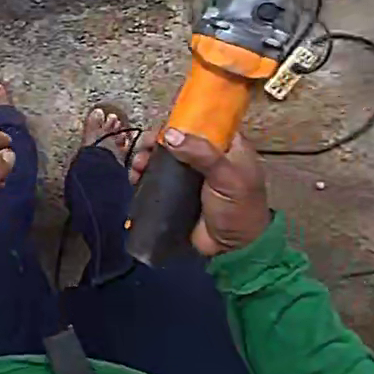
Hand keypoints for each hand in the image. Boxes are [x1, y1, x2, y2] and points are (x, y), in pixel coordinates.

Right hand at [130, 129, 269, 256]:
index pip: (199, 124)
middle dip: (154, 143)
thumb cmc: (238, 209)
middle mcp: (206, 156)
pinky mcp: (175, 191)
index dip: (178, 123)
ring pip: (161, 157)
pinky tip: (135, 178)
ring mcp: (189, 174)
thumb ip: (202, 153)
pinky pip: (155, 177)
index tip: (160, 130)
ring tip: (137, 168)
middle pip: (174, 139)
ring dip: (144, 158)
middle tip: (143, 151)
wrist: (233, 250)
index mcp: (226, 146)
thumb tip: (169, 135)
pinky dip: (142, 175)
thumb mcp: (227, 177)